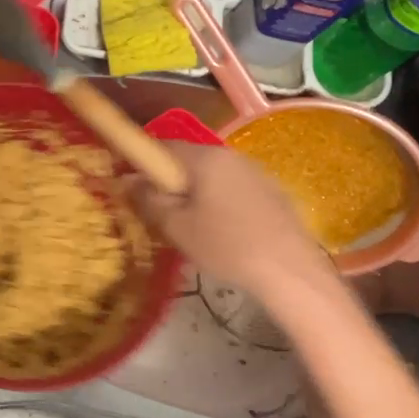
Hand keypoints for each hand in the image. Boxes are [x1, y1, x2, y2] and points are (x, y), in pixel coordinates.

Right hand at [128, 141, 344, 305]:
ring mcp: (256, 172)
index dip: (140, 161)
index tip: (129, 183)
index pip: (161, 145)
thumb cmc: (225, 246)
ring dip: (195, 191)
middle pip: (188, 159)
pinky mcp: (273, 192)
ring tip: (188, 222)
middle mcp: (231, 155)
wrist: (290, 272)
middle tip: (157, 208)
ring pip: (212, 174)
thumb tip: (127, 181)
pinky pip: (233, 188)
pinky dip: (218, 200)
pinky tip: (220, 229)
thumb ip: (147, 198)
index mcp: (205, 158)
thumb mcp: (175, 226)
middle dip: (168, 179)